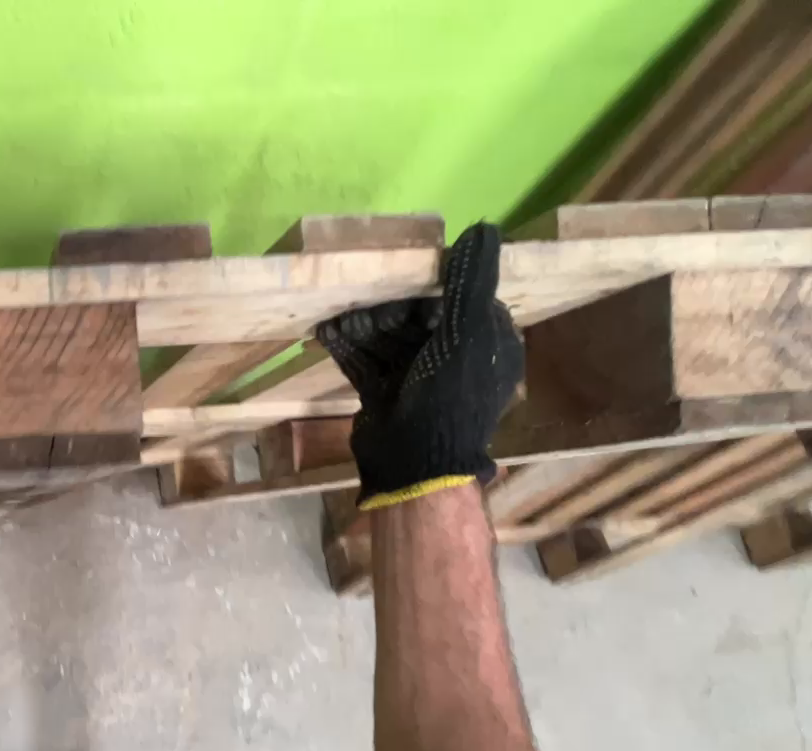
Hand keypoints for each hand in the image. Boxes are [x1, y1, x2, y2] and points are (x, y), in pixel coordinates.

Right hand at [315, 223, 523, 509]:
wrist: (412, 461)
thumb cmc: (447, 396)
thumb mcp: (466, 334)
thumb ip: (472, 283)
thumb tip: (483, 229)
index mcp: (485, 347)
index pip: (462, 303)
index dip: (435, 287)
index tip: (409, 276)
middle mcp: (453, 361)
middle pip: (418, 322)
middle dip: (388, 310)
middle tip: (363, 302)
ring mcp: (416, 381)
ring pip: (388, 343)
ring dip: (363, 329)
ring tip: (339, 318)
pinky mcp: (384, 396)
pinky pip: (365, 365)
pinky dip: (347, 350)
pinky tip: (326, 335)